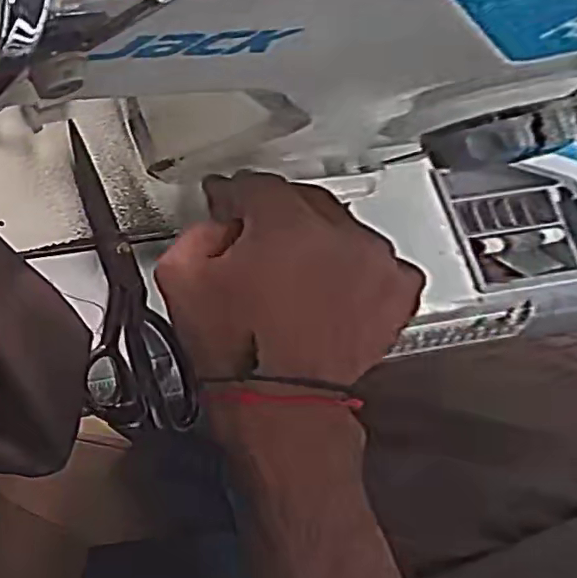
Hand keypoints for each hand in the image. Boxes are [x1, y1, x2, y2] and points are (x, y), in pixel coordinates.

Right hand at [154, 172, 425, 386]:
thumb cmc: (232, 342)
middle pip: (304, 199)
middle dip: (271, 212)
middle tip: (245, 234)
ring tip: (279, 270)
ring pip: (338, 228)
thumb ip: (196, 233)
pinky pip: (366, 258)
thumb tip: (217, 226)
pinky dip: (340, 265)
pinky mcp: (397, 289)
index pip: (258, 185)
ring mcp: (377, 262)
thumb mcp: (178, 276)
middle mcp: (342, 237)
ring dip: (309, 239)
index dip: (231, 190)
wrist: (277, 392)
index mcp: (286, 227)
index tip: (222, 198)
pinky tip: (310, 286)